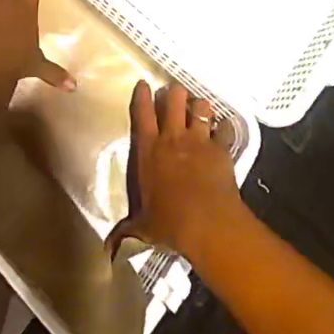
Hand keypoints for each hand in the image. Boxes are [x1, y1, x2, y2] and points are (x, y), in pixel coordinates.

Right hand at [107, 83, 246, 261]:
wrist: (207, 222)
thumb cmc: (169, 222)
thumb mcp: (143, 227)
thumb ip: (127, 231)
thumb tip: (108, 249)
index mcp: (150, 150)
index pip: (142, 113)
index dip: (142, 95)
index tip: (144, 84)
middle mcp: (173, 137)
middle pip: (174, 99)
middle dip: (175, 92)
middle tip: (175, 94)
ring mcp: (199, 139)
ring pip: (201, 106)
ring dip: (200, 106)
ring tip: (199, 108)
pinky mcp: (221, 147)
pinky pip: (224, 128)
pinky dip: (224, 127)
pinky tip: (223, 129)